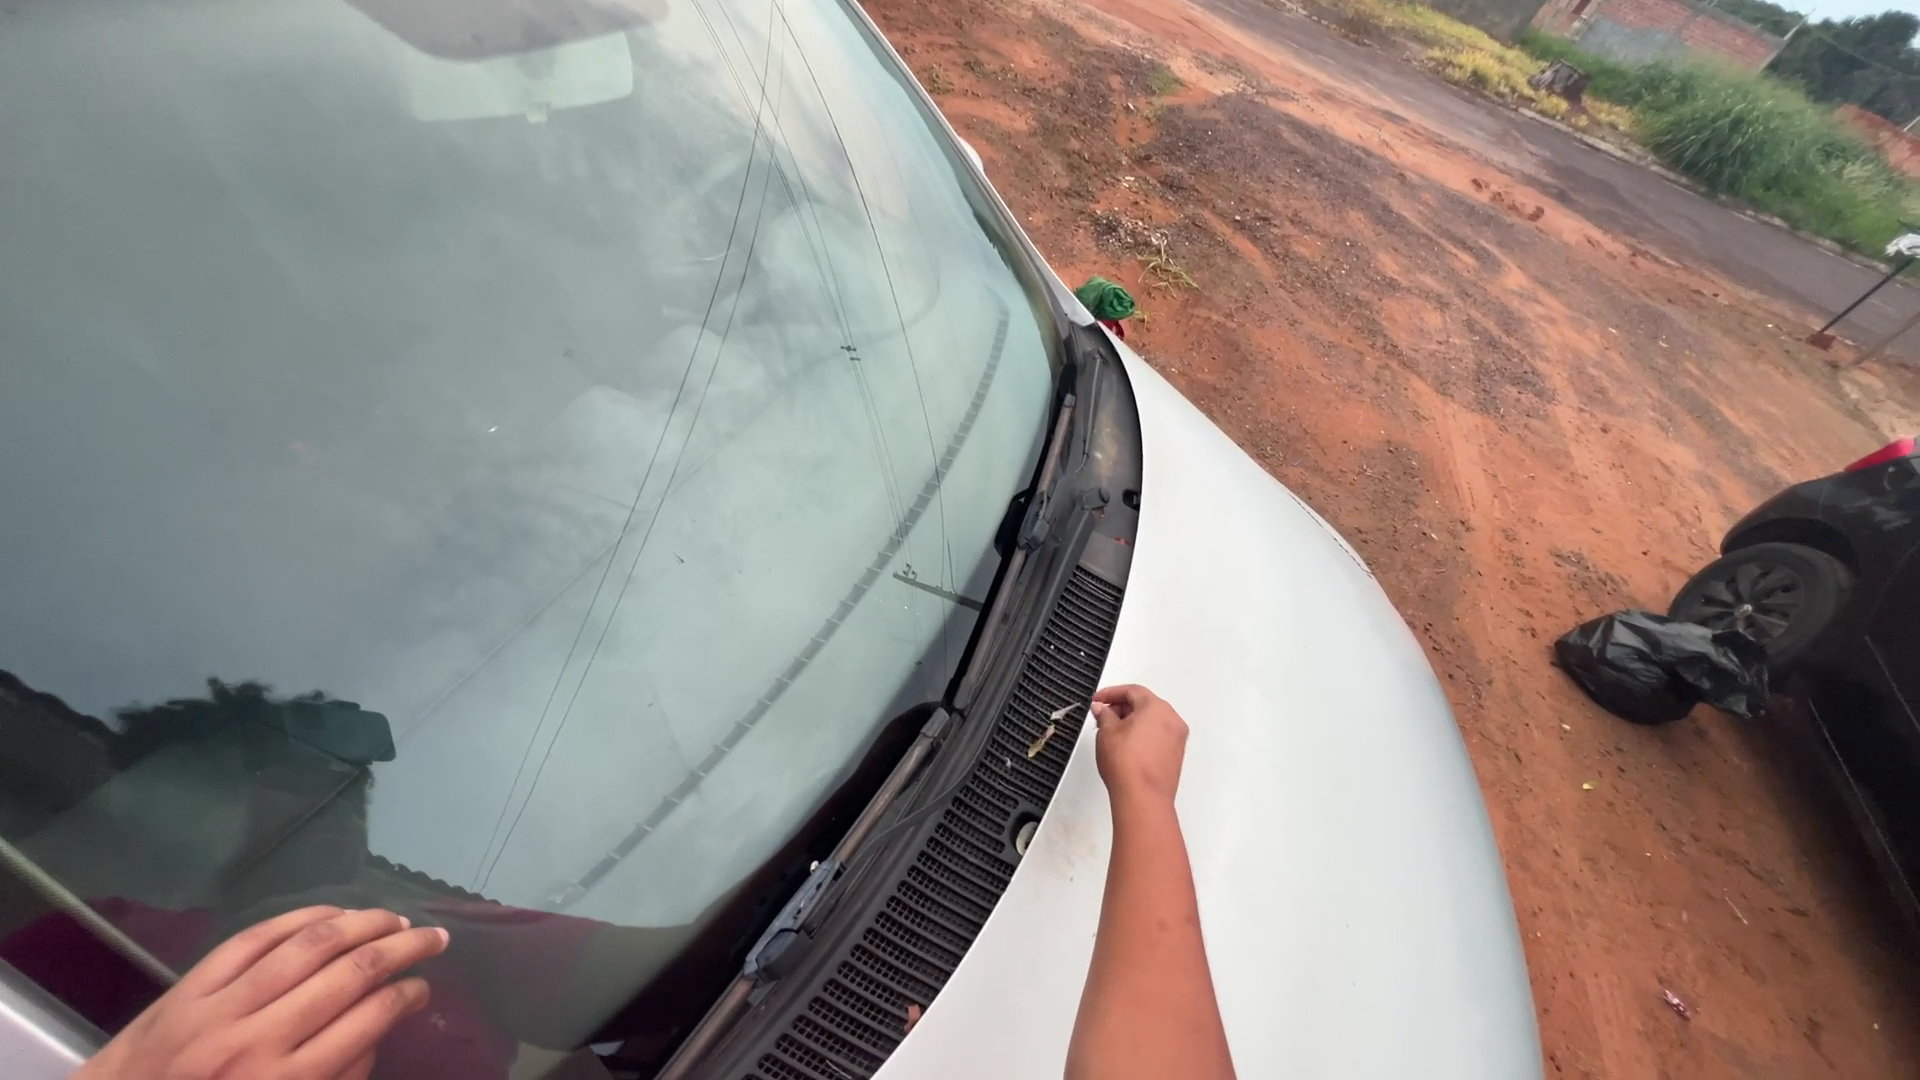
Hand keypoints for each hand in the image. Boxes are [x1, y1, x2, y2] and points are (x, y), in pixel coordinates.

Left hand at [76, 906, 448, 1079]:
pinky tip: (337, 913)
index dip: (412, 992)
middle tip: (435, 937)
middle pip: (355, 971)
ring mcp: (220, 1008)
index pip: (375, 1015)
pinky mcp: (188, 988)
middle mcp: (258, 1041)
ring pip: (314, 943)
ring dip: (368, 922)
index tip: (424, 988)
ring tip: (396, 918)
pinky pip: (256, 936)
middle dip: (408, 946)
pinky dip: (305, 916)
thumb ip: (336, 1077)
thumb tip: (379, 1025)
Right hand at [1090, 684, 1188, 808]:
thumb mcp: (1107, 732)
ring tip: (1111, 731)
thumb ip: (1104, 714)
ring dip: (1132, 721)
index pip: (1132, 691)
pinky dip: (1142, 734)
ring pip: (1152, 720)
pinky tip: (1125, 745)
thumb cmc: (1127, 763)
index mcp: (1156, 708)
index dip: (1111, 693)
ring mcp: (1177, 739)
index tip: (1098, 700)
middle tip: (1102, 715)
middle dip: (1121, 707)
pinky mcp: (1175, 755)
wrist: (1143, 798)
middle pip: (1144, 704)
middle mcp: (1172, 720)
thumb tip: (1101, 708)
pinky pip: (1157, 736)